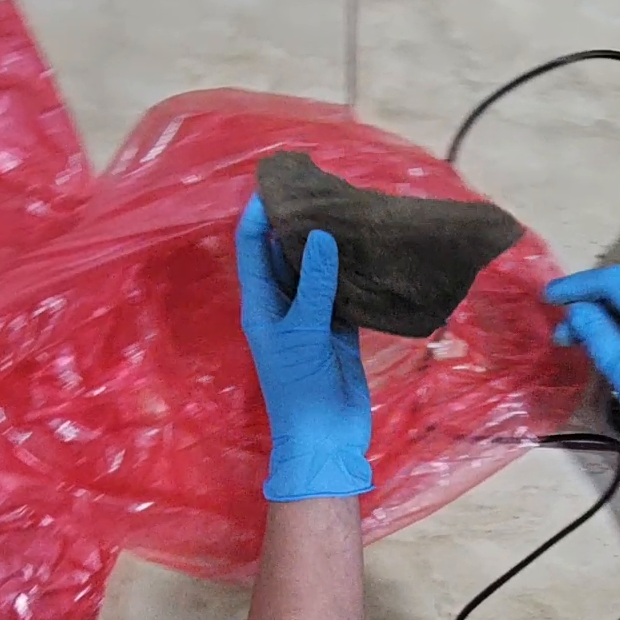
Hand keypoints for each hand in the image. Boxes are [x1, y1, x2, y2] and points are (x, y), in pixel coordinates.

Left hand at [236, 195, 372, 501]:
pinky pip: (344, 294)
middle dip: (299, 224)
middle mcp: (284, 306)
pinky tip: (367, 253)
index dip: (259, 214)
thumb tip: (319, 235)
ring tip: (348, 212)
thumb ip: (313, 285)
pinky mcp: (340, 332)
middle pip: (285, 254)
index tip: (280, 182)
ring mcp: (313, 318)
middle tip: (324, 189)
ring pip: (318, 272)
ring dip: (329, 247)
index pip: (252, 247)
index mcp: (262, 304)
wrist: (325, 437)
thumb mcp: (304, 333)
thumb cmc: (302, 388)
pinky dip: (352, 275)